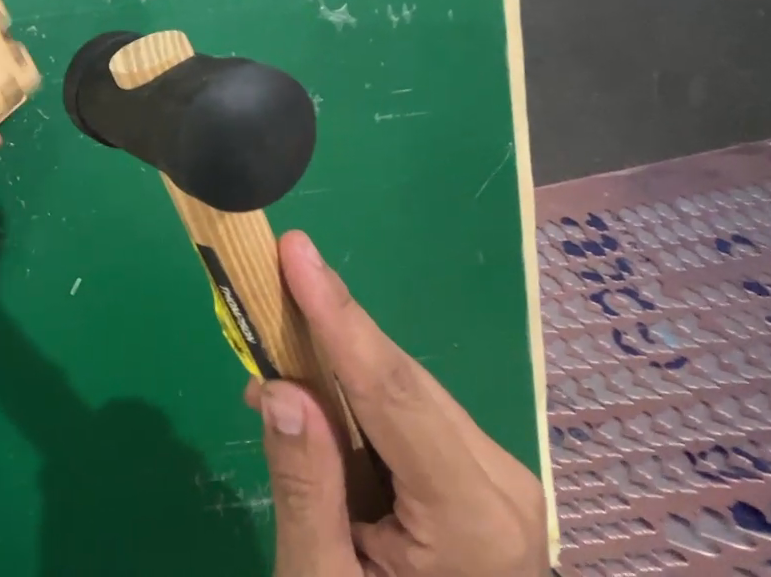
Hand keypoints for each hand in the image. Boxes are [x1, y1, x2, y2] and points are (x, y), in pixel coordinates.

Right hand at [247, 231, 544, 576]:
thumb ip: (305, 485)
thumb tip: (278, 388)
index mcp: (474, 520)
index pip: (389, 391)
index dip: (335, 314)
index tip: (295, 250)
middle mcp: (505, 489)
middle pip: (399, 379)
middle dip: (328, 322)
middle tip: (266, 270)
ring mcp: (500, 485)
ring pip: (404, 390)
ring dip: (333, 357)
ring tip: (270, 337)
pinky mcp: (480, 485)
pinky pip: (407, 415)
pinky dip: (351, 392)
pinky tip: (307, 392)